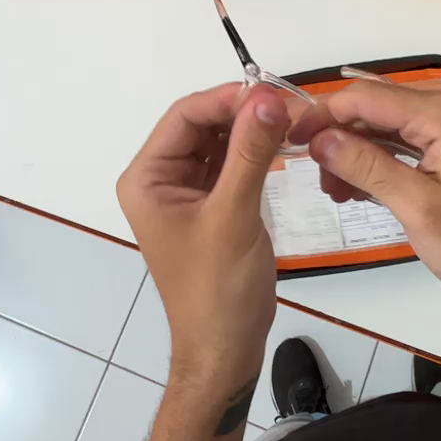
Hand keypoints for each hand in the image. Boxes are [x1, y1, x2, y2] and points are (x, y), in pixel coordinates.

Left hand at [117, 84, 289, 398]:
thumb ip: (251, 153)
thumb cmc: (218, 287)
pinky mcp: (211, 205)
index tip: (273, 92)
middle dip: (243, 113)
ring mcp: (186, 192)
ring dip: (251, 131)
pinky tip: (282, 145)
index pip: (185, 116)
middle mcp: (161, 179)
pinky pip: (230, 164)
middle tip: (290, 108)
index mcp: (147, 178)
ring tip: (293, 122)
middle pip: (202, 125)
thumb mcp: (234, 214)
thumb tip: (269, 98)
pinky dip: (255, 153)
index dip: (227, 99)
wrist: (225, 348)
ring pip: (218, 142)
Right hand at [291, 84, 440, 324]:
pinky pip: (406, 139)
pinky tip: (357, 186)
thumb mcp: (417, 207)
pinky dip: (379, 159)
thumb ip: (365, 166)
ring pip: (387, 125)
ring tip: (334, 190)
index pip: (368, 97)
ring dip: (355, 152)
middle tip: (313, 175)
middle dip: (339, 137)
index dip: (323, 114)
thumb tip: (319, 139)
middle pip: (377, 107)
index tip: (290, 138)